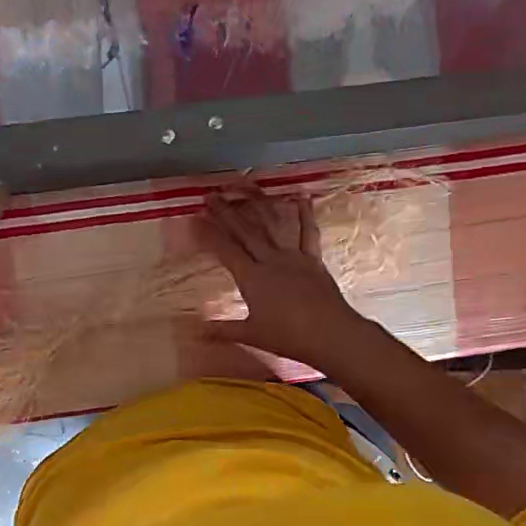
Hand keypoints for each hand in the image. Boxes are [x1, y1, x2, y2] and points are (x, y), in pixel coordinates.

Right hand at [198, 186, 368, 368]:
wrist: (330, 334)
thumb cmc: (288, 336)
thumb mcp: (251, 334)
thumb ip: (222, 330)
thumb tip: (194, 332)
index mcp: (252, 279)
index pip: (225, 251)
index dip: (209, 235)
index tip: (195, 218)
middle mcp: (270, 261)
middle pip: (245, 232)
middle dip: (227, 213)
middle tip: (213, 195)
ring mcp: (293, 257)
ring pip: (272, 226)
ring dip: (258, 206)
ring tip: (246, 188)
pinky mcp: (313, 260)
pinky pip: (307, 232)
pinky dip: (304, 214)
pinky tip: (301, 196)